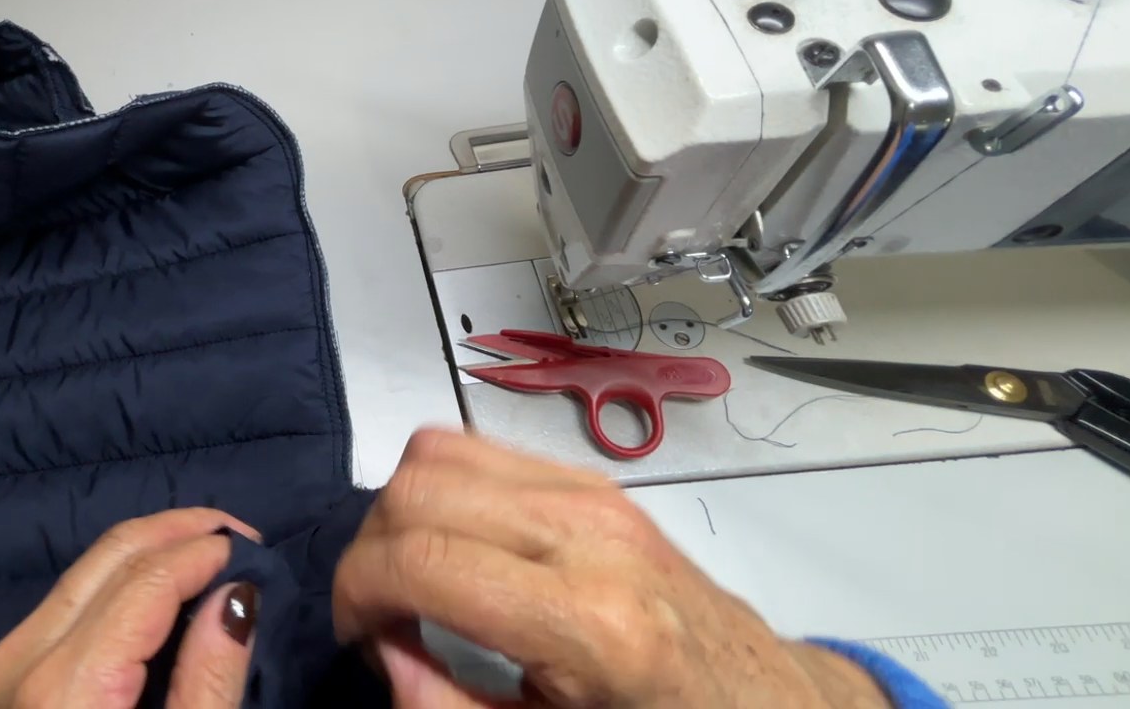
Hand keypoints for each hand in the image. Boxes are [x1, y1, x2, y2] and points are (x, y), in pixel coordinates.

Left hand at [0, 508, 262, 708]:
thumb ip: (210, 680)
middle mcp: (24, 651)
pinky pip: (78, 592)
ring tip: (214, 552)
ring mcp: (10, 656)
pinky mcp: (10, 667)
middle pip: (114, 552)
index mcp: (64, 683)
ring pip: (93, 564)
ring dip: (156, 547)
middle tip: (241, 535)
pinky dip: (129, 575)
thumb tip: (239, 591)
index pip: (146, 579)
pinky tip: (169, 584)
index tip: (257, 549)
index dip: (205, 552)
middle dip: (181, 530)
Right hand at [334, 429, 891, 708]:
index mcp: (592, 626)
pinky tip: (447, 539)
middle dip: (369, 550)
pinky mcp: (584, 473)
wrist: (776, 708)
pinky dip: (431, 486)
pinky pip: (470, 446)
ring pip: (433, 452)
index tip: (353, 632)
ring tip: (408, 573)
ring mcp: (587, 487)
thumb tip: (382, 646)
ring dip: (395, 512)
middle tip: (378, 611)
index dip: (357, 590)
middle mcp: (585, 532)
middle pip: (416, 492)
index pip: (422, 562)